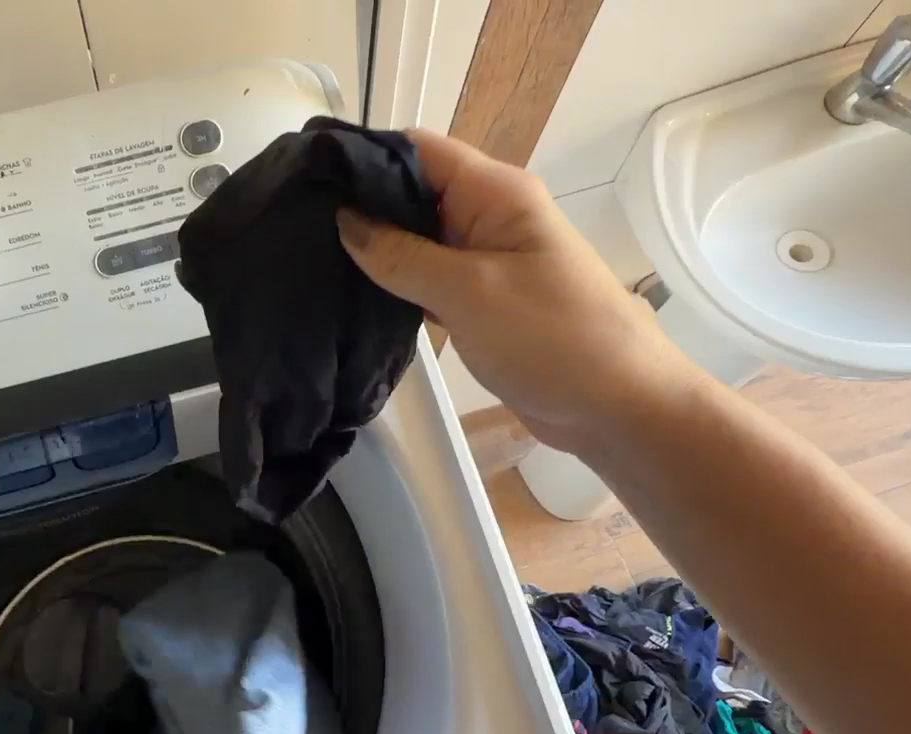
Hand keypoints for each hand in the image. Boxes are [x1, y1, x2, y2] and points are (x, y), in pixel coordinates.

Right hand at [336, 128, 699, 451]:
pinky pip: (426, 281)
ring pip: (415, 242)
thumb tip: (346, 223)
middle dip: (360, 208)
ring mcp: (482, 263)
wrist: (612, 404)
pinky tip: (352, 298)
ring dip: (373, 251)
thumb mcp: (469, 292)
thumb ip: (402, 257)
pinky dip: (394, 286)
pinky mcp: (477, 302)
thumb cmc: (551, 337)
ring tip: (312, 261)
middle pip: (412, 194)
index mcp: (494, 194)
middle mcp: (486, 218)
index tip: (307, 182)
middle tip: (298, 230)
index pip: (418, 152)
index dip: (363, 159)